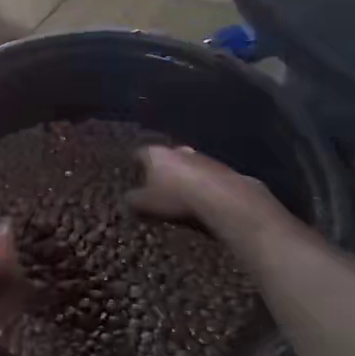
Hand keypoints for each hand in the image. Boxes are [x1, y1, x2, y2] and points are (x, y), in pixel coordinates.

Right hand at [128, 145, 288, 234]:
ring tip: (184, 199)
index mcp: (156, 153)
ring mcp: (205, 158)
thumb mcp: (145, 205)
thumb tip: (127, 199)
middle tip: (159, 190)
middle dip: (162, 172)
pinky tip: (206, 203)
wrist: (226, 201)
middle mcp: (179, 150)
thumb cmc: (176, 198)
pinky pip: (210, 178)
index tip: (135, 180)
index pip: (139, 154)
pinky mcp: (227, 170)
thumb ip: (132, 201)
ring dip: (186, 179)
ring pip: (189, 166)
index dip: (135, 168)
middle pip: (166, 158)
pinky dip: (205, 187)